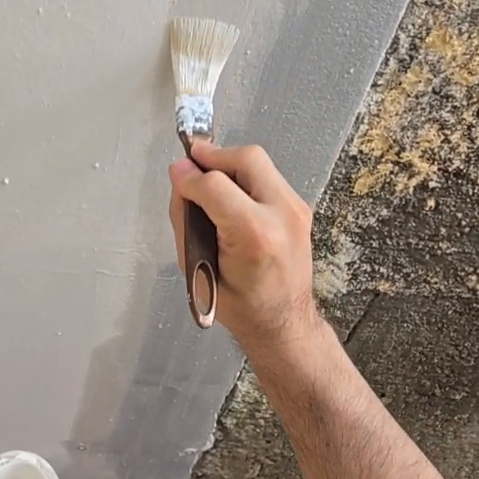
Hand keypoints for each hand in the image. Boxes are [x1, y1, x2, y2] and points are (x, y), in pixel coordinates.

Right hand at [168, 141, 321, 355]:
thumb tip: (180, 178)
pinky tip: (230, 195)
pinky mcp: (301, 208)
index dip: (190, 176)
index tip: (177, 176)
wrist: (283, 322)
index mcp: (254, 234)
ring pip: (259, 162)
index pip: (214, 184)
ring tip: (209, 182)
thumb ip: (184, 217)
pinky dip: (244, 178)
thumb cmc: (237, 305)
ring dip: (230, 165)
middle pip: (246, 159)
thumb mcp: (195, 267)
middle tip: (192, 165)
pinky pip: (268, 177)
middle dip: (215, 157)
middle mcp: (282, 215)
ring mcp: (297, 209)